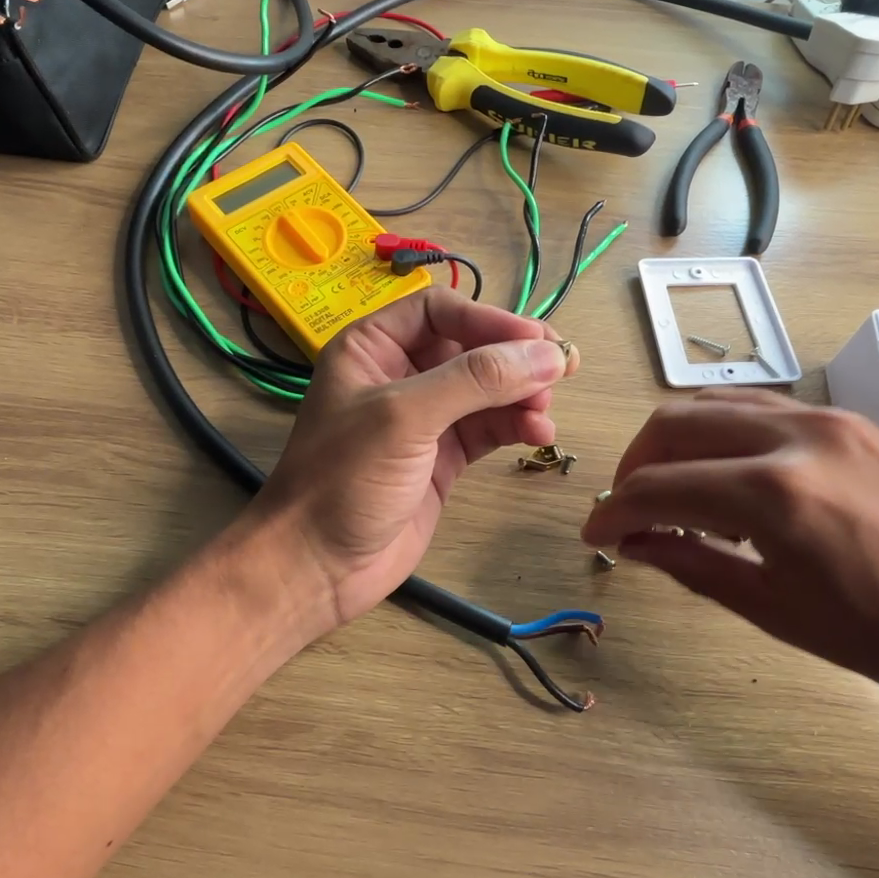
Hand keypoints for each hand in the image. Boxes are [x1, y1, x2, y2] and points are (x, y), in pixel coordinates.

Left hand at [248, 289, 575, 632]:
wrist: (317, 565)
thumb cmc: (343, 479)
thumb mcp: (404, 417)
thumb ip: (476, 380)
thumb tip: (548, 353)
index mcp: (372, 348)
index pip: (440, 311)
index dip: (489, 319)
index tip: (537, 339)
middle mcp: (398, 374)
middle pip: (469, 347)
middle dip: (513, 357)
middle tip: (561, 368)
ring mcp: (422, 419)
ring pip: (485, 389)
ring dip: (521, 394)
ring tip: (545, 412)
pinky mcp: (442, 458)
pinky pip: (488, 427)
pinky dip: (516, 425)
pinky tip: (538, 434)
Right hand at [580, 389, 878, 718]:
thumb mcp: (782, 613)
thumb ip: (695, 566)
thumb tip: (636, 545)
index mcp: (772, 493)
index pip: (657, 486)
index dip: (613, 512)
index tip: (595, 537)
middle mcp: (793, 435)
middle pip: (674, 424)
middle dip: (635, 466)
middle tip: (627, 513)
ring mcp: (827, 420)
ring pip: (714, 405)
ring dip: (676, 443)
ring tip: (672, 494)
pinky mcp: (852, 423)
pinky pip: (760, 410)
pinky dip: (722, 435)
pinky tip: (729, 480)